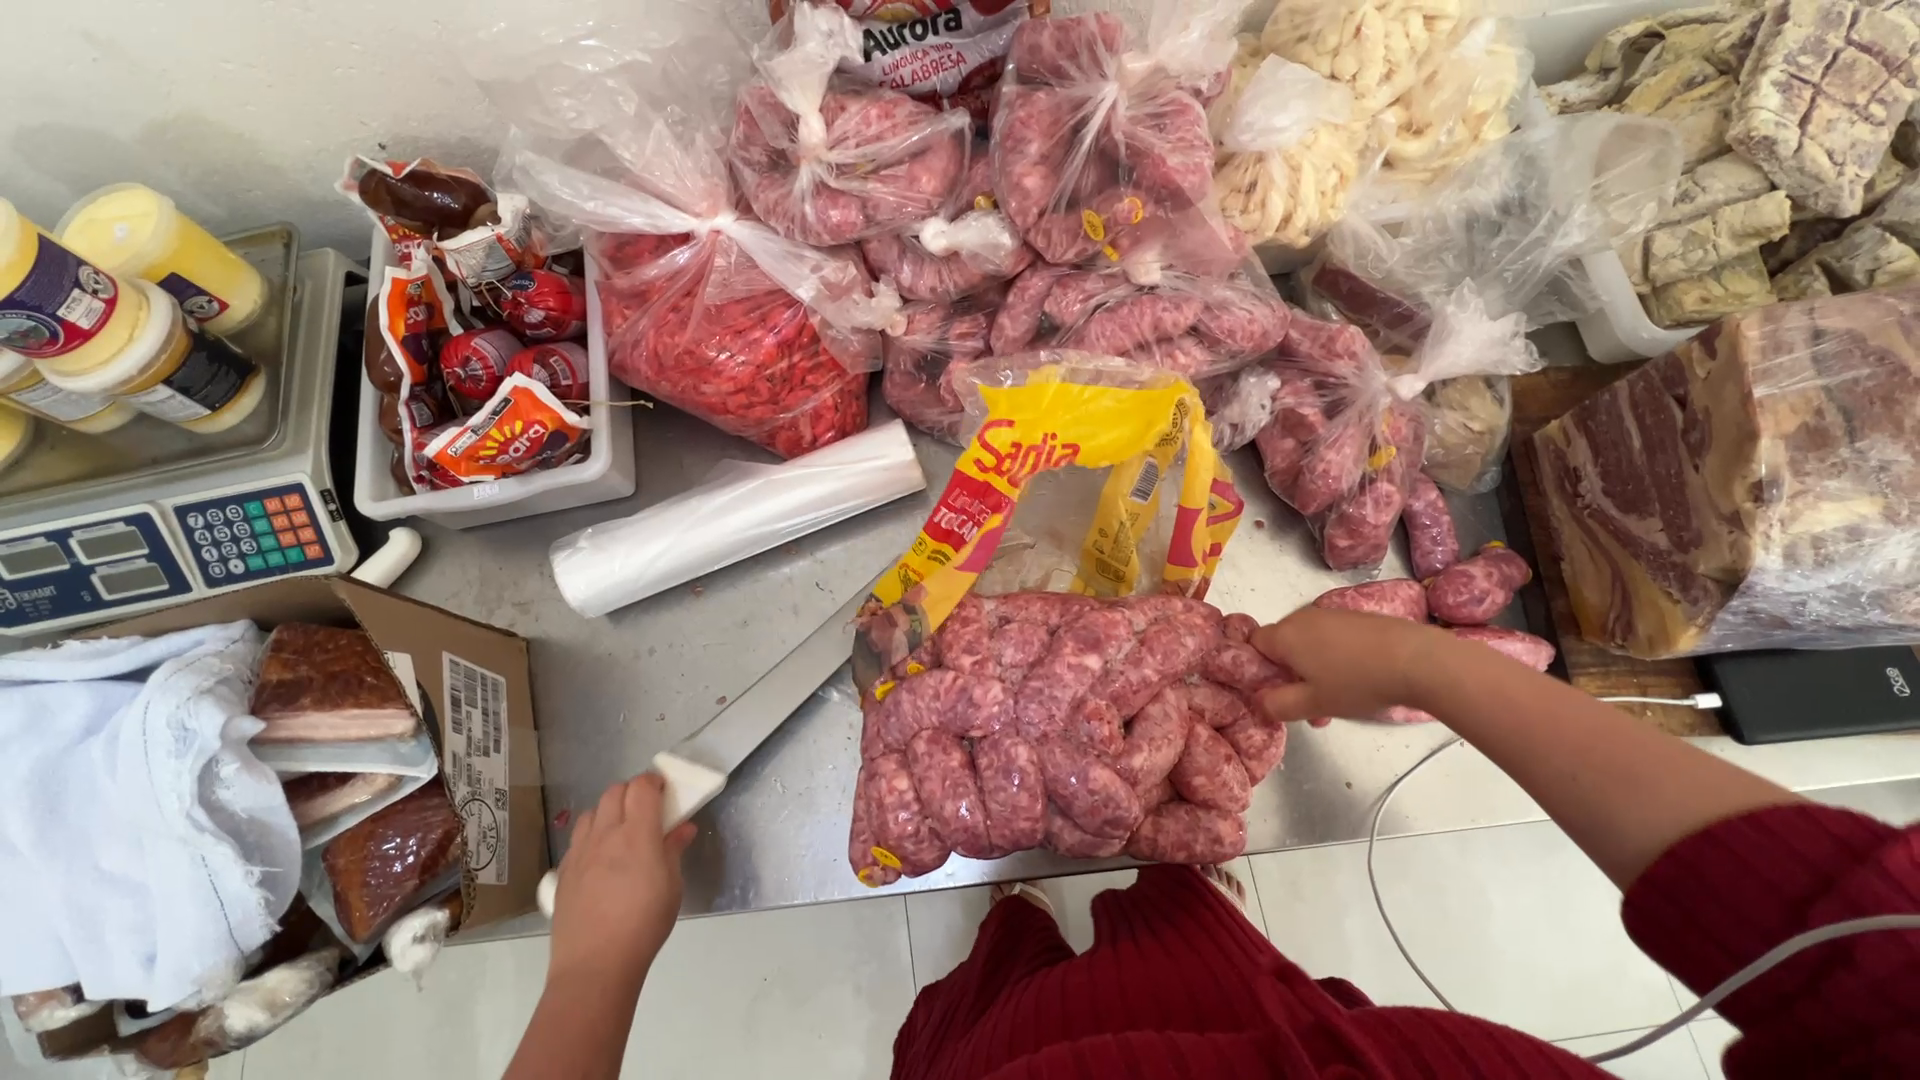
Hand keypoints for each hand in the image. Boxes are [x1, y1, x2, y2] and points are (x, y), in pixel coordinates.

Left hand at [549, 773, 697, 991]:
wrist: (595, 964)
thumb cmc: (644, 924)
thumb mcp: (672, 886)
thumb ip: (675, 851)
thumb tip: (683, 828)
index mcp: (636, 834)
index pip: (641, 787)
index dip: (653, 782)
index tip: (664, 791)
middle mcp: (605, 835)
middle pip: (614, 792)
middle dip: (632, 792)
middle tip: (647, 810)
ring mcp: (580, 853)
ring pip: (591, 812)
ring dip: (609, 811)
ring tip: (621, 832)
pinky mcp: (563, 873)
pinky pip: (578, 839)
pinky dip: (592, 836)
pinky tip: (601, 859)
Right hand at [1249, 608, 1448, 722]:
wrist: (1419, 660)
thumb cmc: (1357, 682)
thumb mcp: (1313, 704)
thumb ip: (1277, 705)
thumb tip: (1260, 701)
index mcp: (1285, 635)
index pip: (1253, 645)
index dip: (1258, 669)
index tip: (1276, 691)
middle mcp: (1303, 618)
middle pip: (1282, 645)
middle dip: (1289, 674)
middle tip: (1308, 704)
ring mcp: (1332, 615)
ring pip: (1308, 644)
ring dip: (1313, 670)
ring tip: (1337, 700)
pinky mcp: (1358, 618)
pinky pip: (1332, 639)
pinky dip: (1335, 659)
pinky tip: (1358, 681)